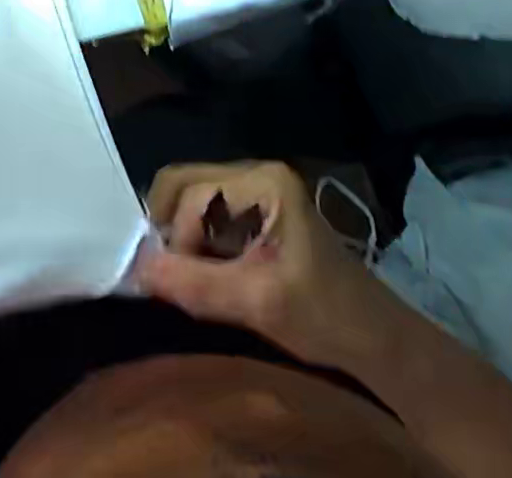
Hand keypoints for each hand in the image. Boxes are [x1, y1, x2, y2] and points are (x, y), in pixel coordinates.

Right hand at [135, 161, 403, 370]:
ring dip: (179, 235)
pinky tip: (201, 271)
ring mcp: (254, 188)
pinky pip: (204, 213)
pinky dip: (193, 240)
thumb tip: (137, 269)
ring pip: (190, 198)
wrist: (374, 338)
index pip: (194, 195)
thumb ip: (195, 284)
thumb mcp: (257, 303)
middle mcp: (255, 172)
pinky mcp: (253, 209)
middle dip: (169, 227)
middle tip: (168, 270)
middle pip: (185, 184)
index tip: (179, 282)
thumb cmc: (324, 316)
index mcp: (264, 181)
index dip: (177, 238)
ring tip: (185, 275)